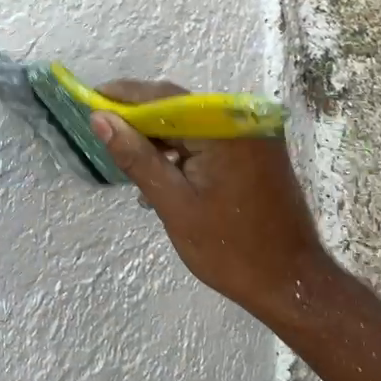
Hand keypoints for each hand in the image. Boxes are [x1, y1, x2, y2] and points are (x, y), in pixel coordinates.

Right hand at [91, 81, 329, 320]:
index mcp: (223, 130)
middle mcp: (242, 122)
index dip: (122, 96)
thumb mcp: (172, 203)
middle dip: (138, 119)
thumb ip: (135, 156)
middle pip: (178, 106)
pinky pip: (209, 138)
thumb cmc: (229, 248)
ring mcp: (253, 137)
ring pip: (192, 123)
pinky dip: (182, 150)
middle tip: (102, 133)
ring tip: (129, 163)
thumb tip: (100, 119)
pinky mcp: (257, 153)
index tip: (89, 100)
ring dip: (160, 137)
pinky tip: (161, 175)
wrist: (292, 284)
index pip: (162, 97)